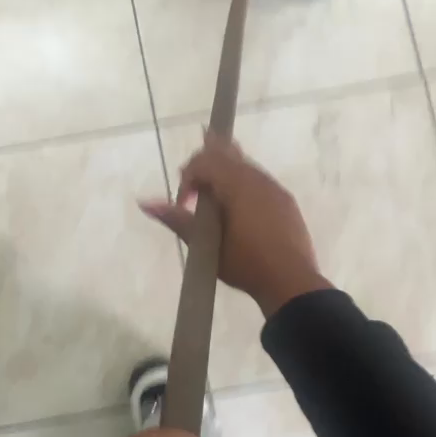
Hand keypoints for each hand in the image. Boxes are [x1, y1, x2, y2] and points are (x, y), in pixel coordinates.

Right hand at [141, 139, 332, 316]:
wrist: (291, 282)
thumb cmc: (245, 262)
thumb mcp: (205, 243)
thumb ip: (177, 219)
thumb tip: (145, 202)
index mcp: (236, 184)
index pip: (205, 161)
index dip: (187, 176)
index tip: (183, 204)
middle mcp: (257, 178)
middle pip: (226, 154)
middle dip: (204, 168)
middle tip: (194, 193)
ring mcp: (274, 189)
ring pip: (243, 167)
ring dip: (223, 177)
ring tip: (213, 202)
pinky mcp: (285, 202)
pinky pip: (258, 181)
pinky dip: (240, 187)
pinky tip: (237, 211)